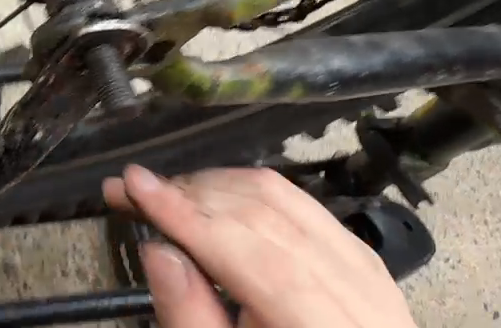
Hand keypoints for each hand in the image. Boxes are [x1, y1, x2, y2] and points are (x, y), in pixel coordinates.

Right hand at [103, 166, 415, 327]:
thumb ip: (190, 318)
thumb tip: (156, 249)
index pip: (258, 260)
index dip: (188, 217)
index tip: (131, 185)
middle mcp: (368, 303)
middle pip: (266, 220)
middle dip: (188, 196)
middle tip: (130, 189)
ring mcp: (370, 273)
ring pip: (278, 197)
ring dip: (209, 187)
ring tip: (161, 195)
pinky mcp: (359, 254)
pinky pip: (295, 199)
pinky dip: (241, 189)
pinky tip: (205, 197)